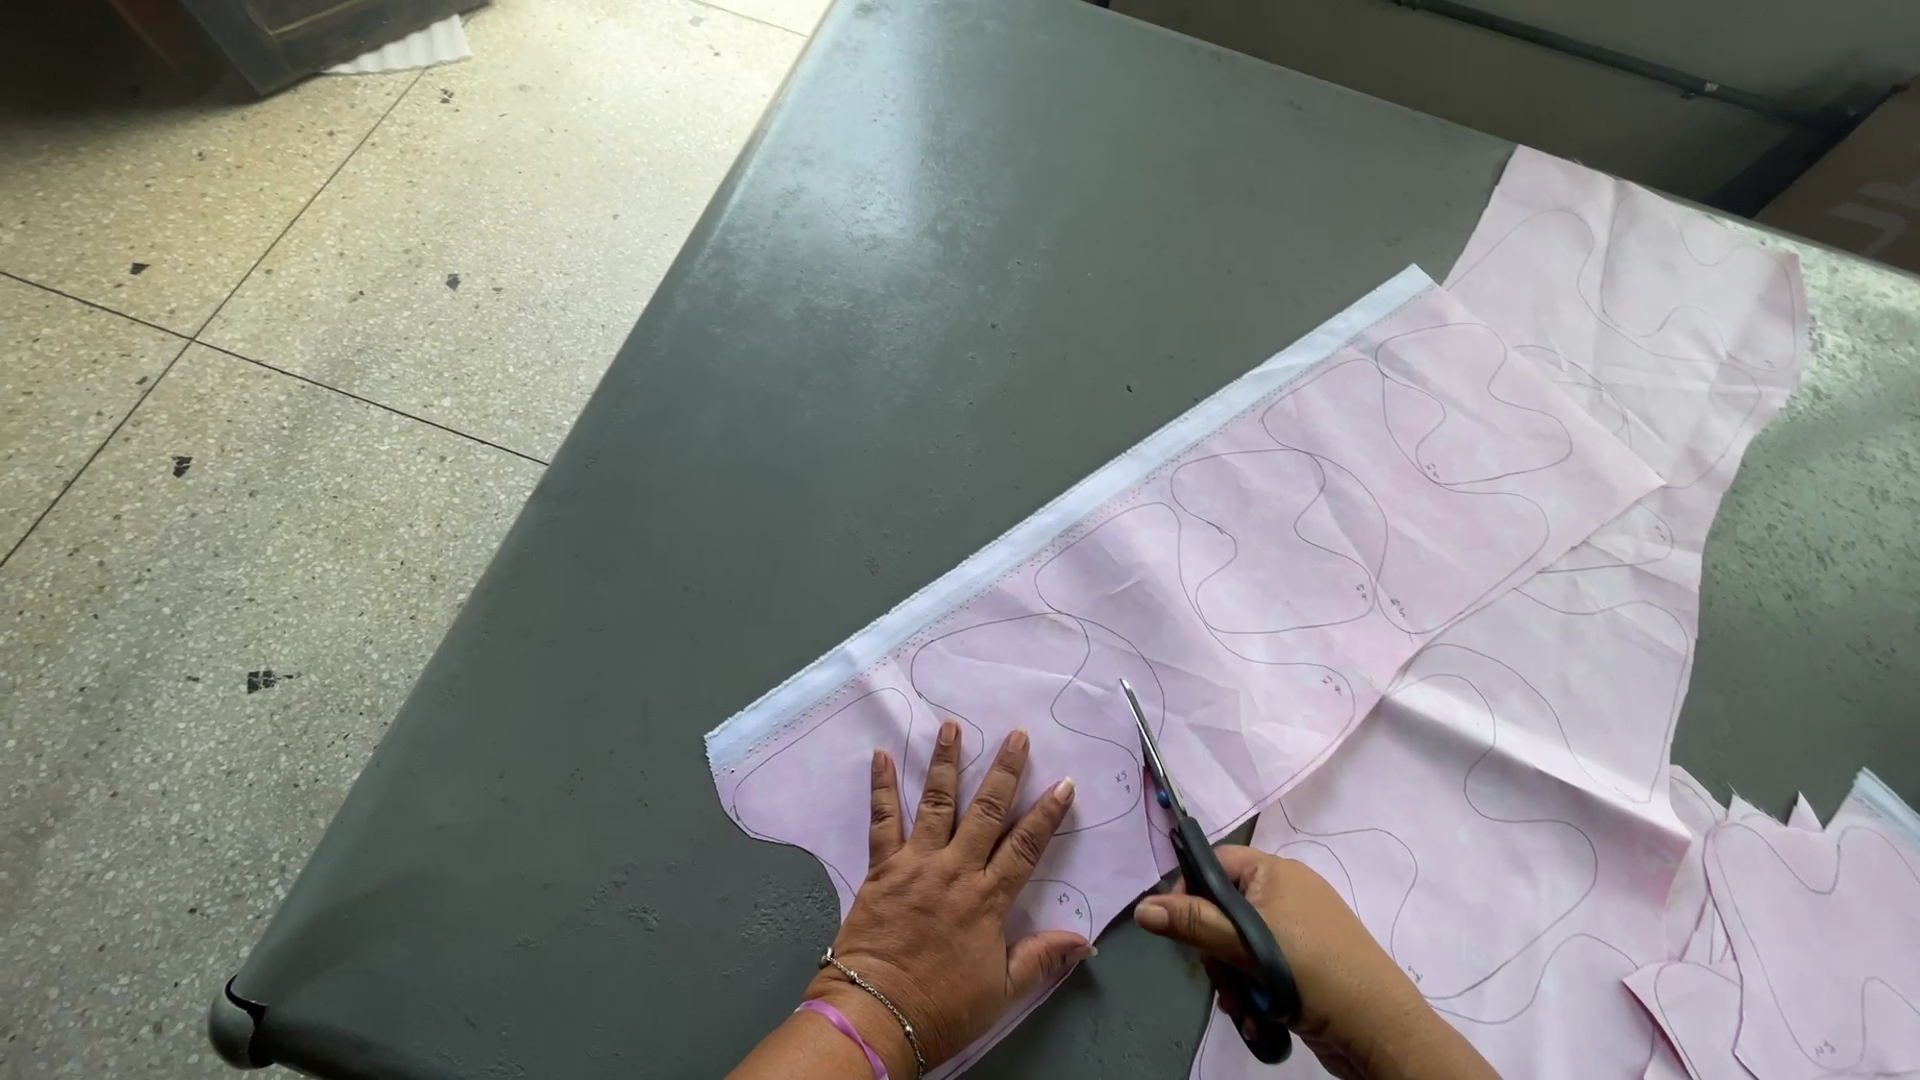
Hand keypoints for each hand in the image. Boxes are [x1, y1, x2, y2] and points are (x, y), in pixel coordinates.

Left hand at [805, 721, 1091, 1075]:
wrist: (877, 1015)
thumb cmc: (943, 1007)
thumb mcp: (1002, 991)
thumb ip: (1040, 958)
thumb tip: (1084, 941)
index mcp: (987, 899)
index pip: (1025, 847)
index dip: (1047, 815)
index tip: (1063, 784)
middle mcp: (955, 870)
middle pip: (986, 812)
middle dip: (1004, 771)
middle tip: (1016, 736)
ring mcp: (917, 863)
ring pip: (937, 803)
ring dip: (945, 762)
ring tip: (952, 726)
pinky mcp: (882, 867)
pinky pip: (883, 820)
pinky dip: (882, 787)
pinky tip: (882, 756)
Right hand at [1133, 846, 1495, 1079]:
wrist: (1384, 1034)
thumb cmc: (1315, 973)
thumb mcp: (1247, 944)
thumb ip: (1193, 923)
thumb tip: (1142, 908)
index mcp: (1275, 873)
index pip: (1215, 864)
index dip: (1189, 891)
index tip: (1178, 927)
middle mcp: (1284, 895)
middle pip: (1222, 910)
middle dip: (1214, 950)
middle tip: (1219, 976)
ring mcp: (1297, 932)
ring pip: (1238, 946)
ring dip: (1232, 979)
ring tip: (1243, 1006)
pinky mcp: (1305, 967)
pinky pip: (1261, 969)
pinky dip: (1253, 992)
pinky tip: (1258, 1017)